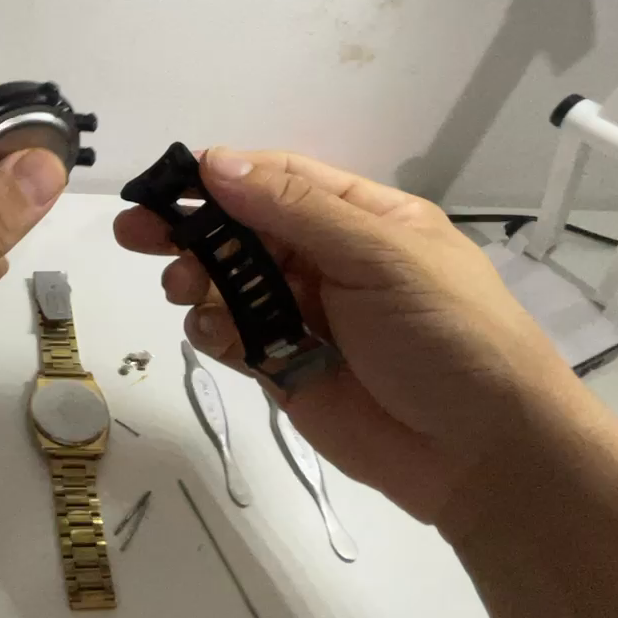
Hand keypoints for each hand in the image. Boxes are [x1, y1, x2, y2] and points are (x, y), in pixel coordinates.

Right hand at [114, 148, 592, 524]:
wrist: (484, 457)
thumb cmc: (447, 335)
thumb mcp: (380, 255)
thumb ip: (293, 209)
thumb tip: (215, 161)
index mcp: (357, 218)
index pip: (276, 180)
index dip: (221, 176)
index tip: (168, 183)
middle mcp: (322, 258)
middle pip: (238, 230)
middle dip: (187, 228)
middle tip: (134, 231)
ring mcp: (298, 312)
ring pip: (224, 281)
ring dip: (194, 278)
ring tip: (181, 287)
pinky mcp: (278, 362)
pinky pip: (227, 333)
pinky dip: (211, 329)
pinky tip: (213, 333)